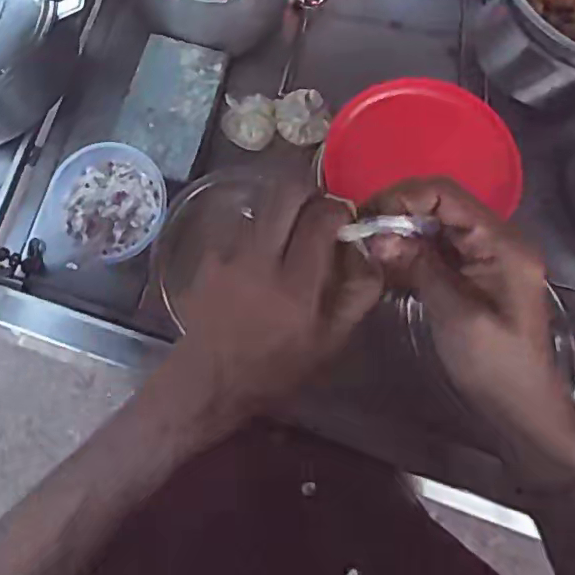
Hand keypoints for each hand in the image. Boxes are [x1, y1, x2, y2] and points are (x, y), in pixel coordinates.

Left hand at [168, 179, 382, 424]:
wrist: (212, 381)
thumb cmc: (278, 367)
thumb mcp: (332, 341)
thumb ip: (359, 291)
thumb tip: (366, 249)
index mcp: (296, 285)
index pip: (321, 218)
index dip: (338, 210)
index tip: (343, 219)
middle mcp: (260, 261)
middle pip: (287, 193)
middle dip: (309, 194)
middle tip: (317, 212)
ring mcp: (228, 255)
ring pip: (262, 207)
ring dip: (281, 214)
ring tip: (286, 240)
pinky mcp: (207, 256)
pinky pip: (239, 229)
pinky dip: (256, 235)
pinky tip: (256, 261)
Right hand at [366, 177, 574, 490]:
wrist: (523, 408)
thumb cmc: (496, 364)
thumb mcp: (455, 315)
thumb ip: (419, 267)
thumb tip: (377, 235)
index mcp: (501, 242)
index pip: (447, 195)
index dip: (404, 197)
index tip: (368, 217)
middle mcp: (495, 238)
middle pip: (440, 204)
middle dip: (398, 212)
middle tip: (362, 232)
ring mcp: (485, 253)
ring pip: (435, 223)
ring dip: (401, 231)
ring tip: (369, 248)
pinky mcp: (473, 269)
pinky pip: (437, 245)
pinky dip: (410, 250)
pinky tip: (388, 264)